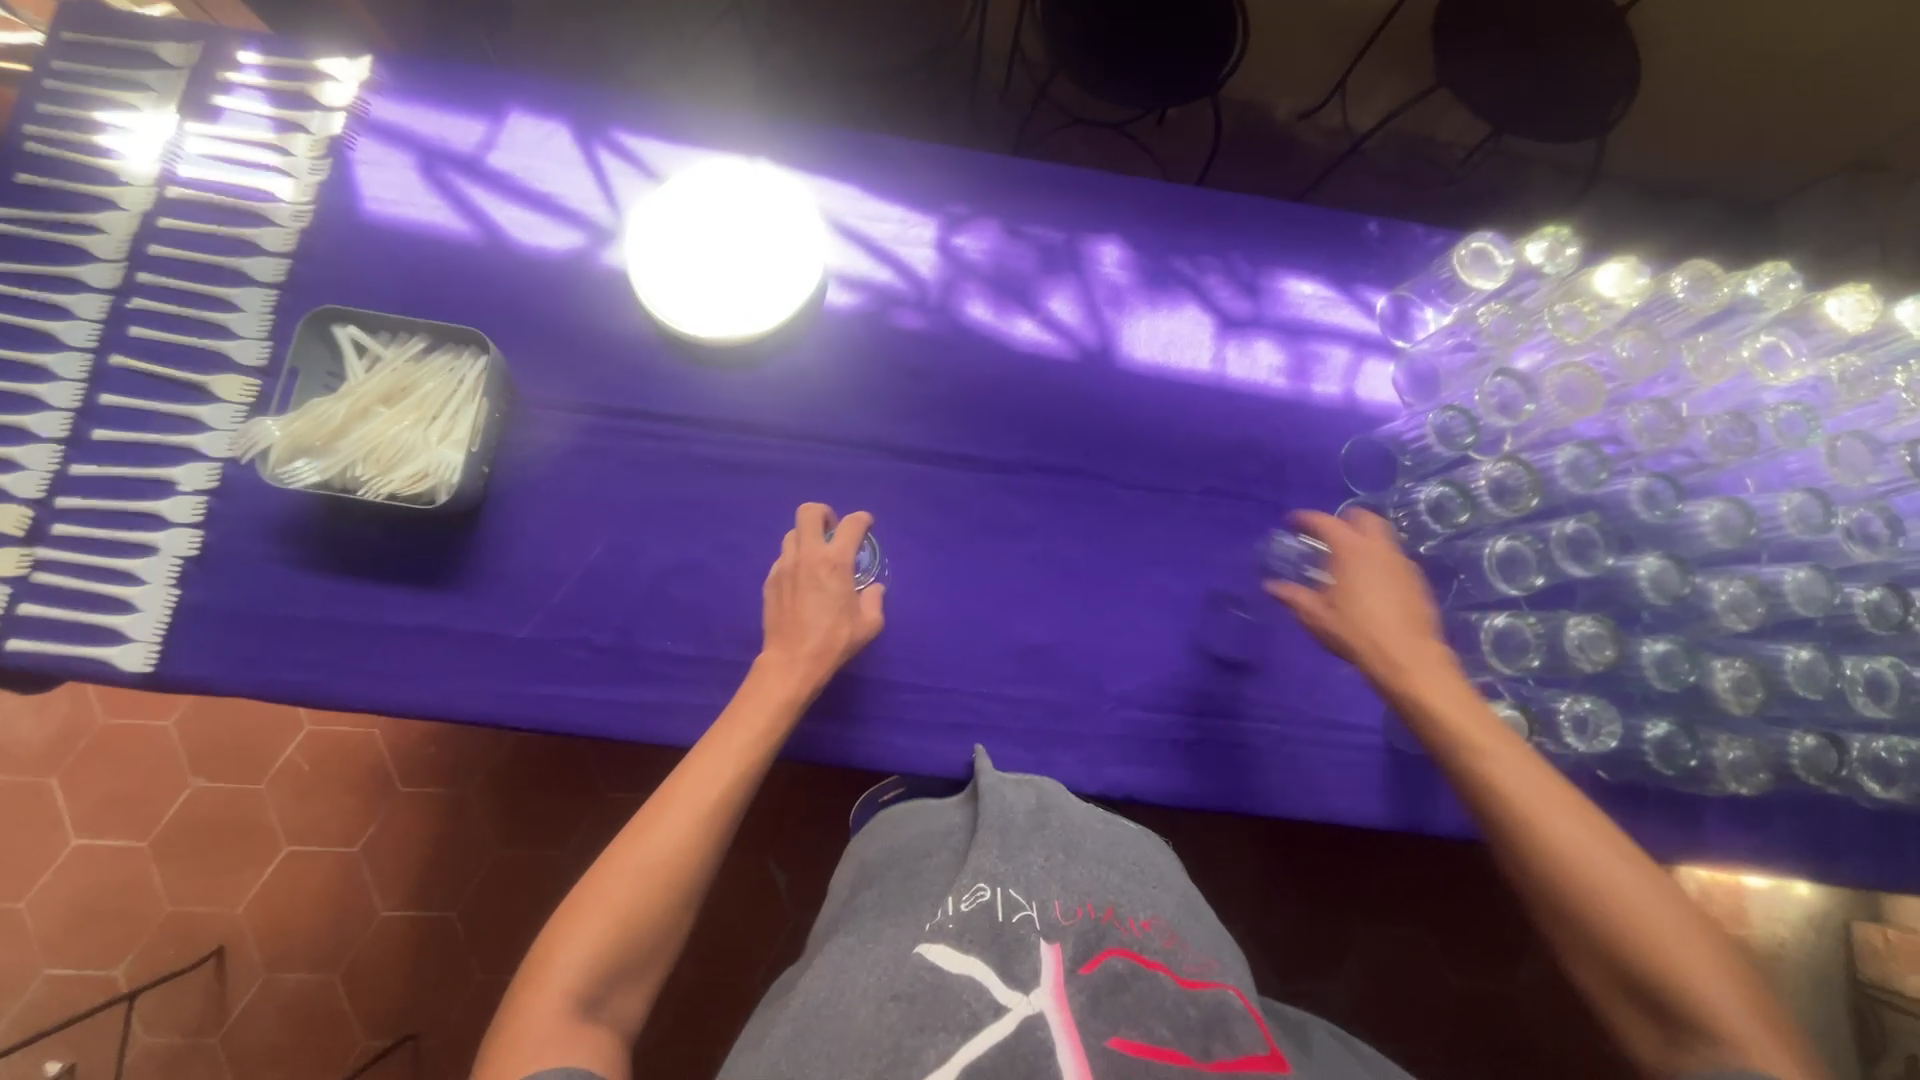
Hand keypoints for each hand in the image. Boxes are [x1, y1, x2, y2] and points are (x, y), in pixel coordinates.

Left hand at [759, 503, 885, 692]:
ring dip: (807, 537)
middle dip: (824, 514)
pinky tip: (801, 580)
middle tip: (833, 531)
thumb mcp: (869, 625)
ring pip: (793, 534)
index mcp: (836, 562)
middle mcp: (808, 555)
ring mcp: (785, 566)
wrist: (792, 661)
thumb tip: (874, 589)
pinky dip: (794, 560)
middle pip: (809, 512)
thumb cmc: (834, 641)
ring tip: (816, 556)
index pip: (851, 524)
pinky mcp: (770, 580)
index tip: (866, 525)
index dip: (862, 519)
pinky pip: (783, 558)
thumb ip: (875, 600)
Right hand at [1265, 508, 1454, 688]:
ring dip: (1364, 539)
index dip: (1306, 518)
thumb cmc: (1355, 632)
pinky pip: (1394, 558)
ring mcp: (1403, 563)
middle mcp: (1380, 549)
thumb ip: (1293, 597)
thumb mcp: (1316, 617)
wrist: (1408, 657)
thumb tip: (1271, 586)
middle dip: (1344, 519)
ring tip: (1347, 559)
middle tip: (1327, 534)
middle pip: (1364, 517)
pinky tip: (1369, 581)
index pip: (1326, 522)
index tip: (1293, 522)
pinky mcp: (1417, 580)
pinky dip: (1378, 559)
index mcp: (1351, 551)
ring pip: (1383, 537)